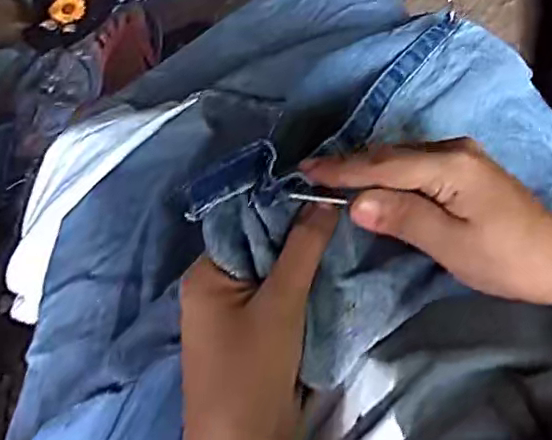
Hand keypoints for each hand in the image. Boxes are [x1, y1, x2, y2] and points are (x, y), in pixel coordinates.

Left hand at [179, 205, 336, 439]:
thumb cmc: (251, 371)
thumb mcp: (281, 302)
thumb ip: (304, 244)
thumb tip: (328, 193)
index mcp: (206, 273)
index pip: (246, 217)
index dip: (285, 197)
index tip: (325, 180)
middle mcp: (217, 283)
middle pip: (264, 237)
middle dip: (302, 222)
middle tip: (342, 199)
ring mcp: (237, 307)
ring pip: (278, 261)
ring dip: (308, 249)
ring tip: (345, 221)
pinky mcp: (258, 326)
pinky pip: (284, 285)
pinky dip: (307, 274)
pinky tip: (334, 258)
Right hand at [302, 139, 551, 311]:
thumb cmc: (504, 257)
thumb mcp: (450, 244)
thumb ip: (404, 217)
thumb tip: (357, 200)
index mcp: (451, 163)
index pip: (386, 163)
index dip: (344, 167)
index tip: (305, 169)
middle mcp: (455, 148)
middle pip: (394, 154)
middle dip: (353, 163)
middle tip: (310, 172)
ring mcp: (464, 155)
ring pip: (405, 157)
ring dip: (371, 165)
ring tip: (332, 175)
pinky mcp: (468, 167)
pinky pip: (419, 163)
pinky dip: (393, 171)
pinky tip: (377, 180)